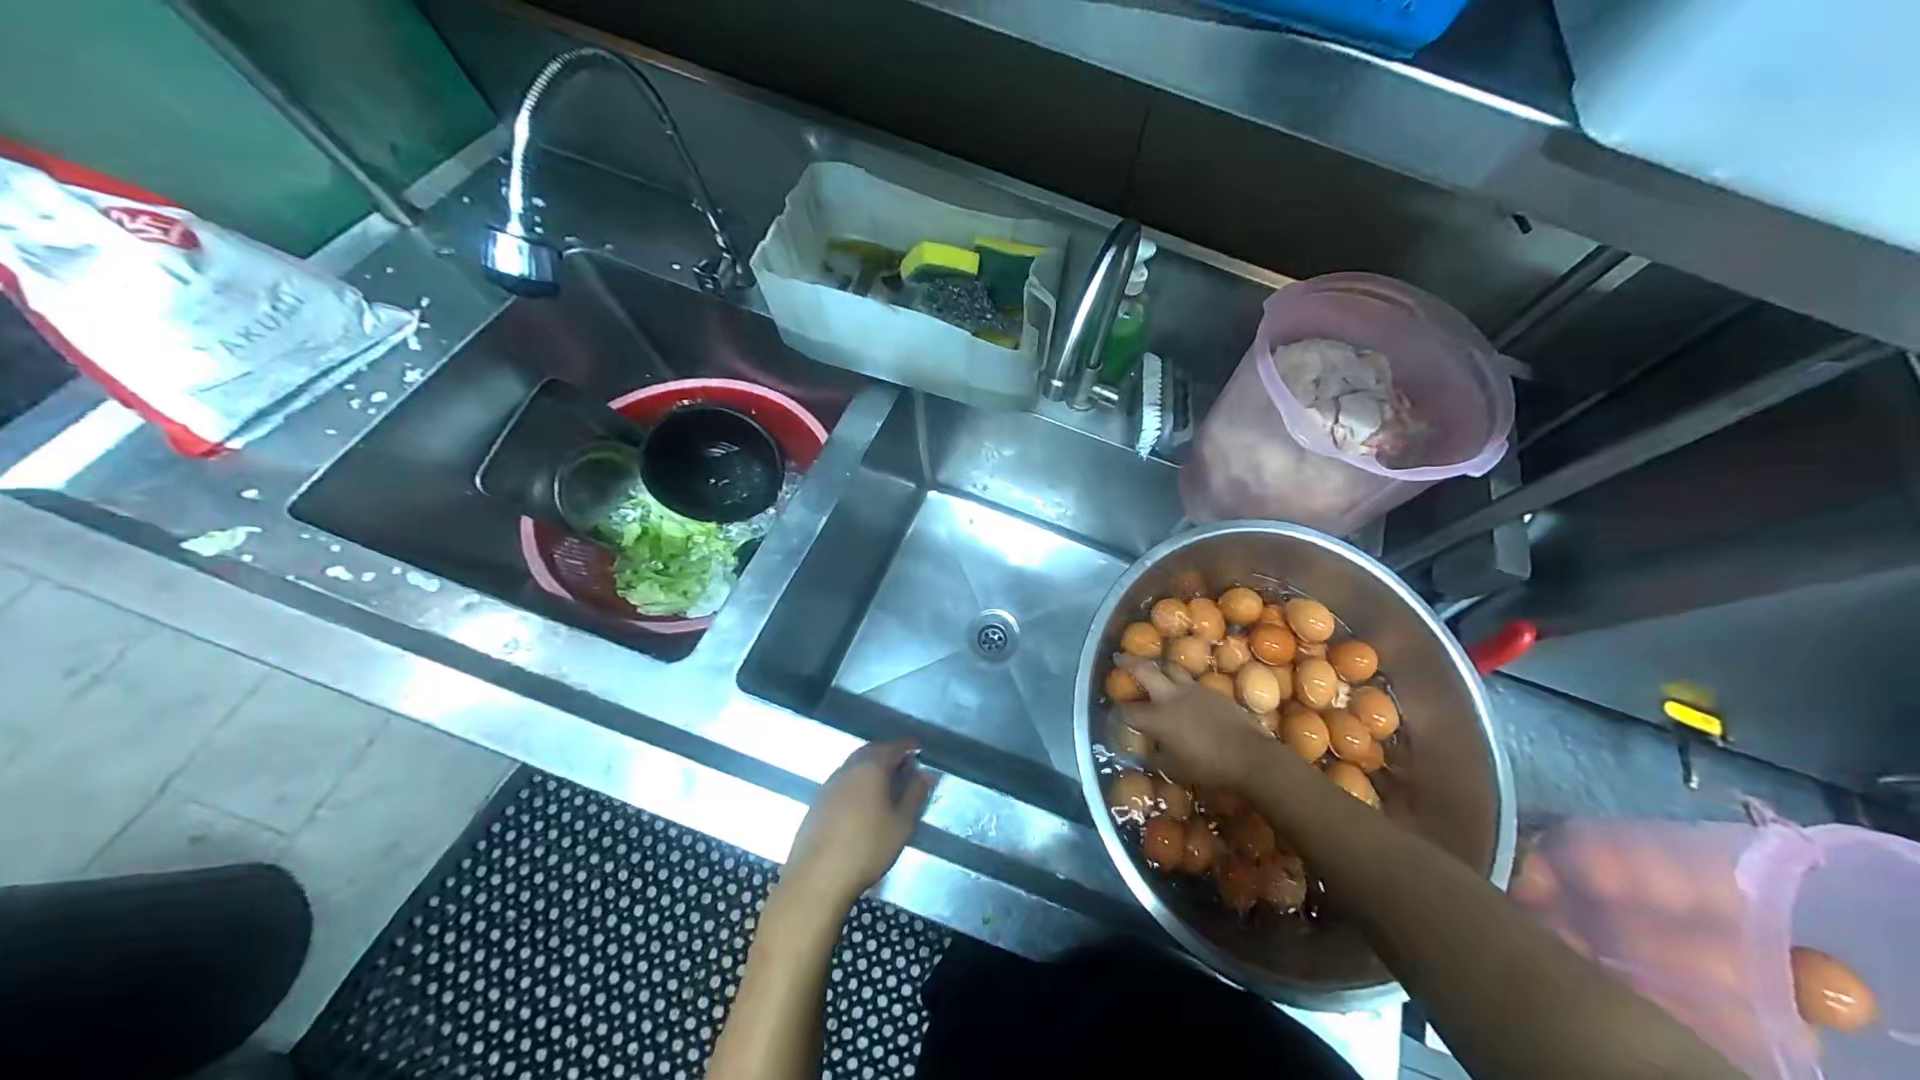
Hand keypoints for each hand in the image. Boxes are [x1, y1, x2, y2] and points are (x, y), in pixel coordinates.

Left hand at [780, 739, 934, 910]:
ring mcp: (827, 786)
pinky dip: (856, 782)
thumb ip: (915, 795)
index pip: (891, 748)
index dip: (906, 746)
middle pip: (869, 752)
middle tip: (902, 761)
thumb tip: (925, 773)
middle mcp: (846, 770)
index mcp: (869, 769)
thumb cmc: (867, 848)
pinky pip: (841, 782)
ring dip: (869, 767)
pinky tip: (861, 801)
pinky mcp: (816, 804)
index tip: (918, 748)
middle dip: (886, 753)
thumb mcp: (901, 824)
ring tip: (884, 781)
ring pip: (852, 766)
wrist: (817, 877)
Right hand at [1114, 654, 1284, 789]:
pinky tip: (1184, 692)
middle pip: (1145, 671)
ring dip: (1159, 666)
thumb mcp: (1175, 769)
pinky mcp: (1213, 691)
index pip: (1128, 711)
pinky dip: (1181, 682)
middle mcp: (1171, 697)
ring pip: (1171, 668)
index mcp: (1157, 718)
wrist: (1251, 756)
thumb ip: (1156, 758)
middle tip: (1118, 657)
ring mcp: (1194, 690)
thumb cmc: (1209, 767)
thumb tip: (1146, 753)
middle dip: (1128, 663)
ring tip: (1154, 667)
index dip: (1116, 711)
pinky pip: (1191, 681)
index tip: (1112, 713)